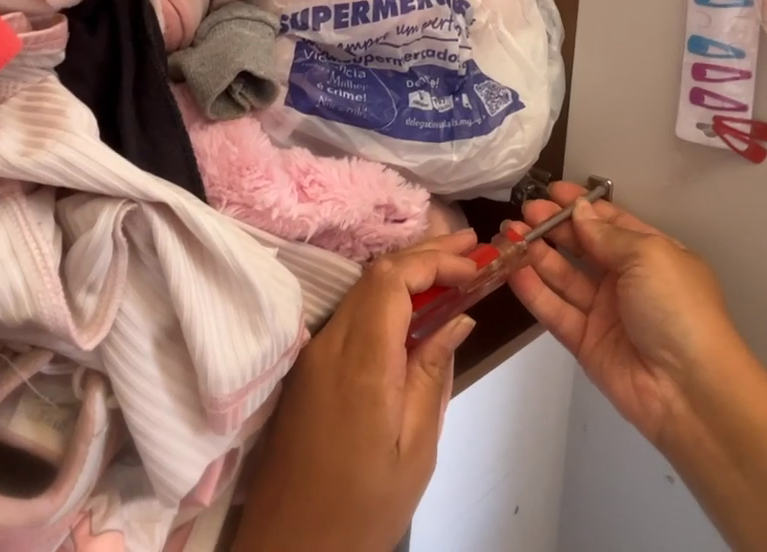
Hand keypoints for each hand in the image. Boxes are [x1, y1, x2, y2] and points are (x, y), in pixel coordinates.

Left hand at [233, 233, 481, 551]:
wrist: (291, 546)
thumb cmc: (362, 507)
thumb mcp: (416, 448)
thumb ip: (432, 374)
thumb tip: (456, 319)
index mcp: (361, 363)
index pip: (391, 280)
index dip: (434, 261)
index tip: (475, 266)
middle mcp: (330, 344)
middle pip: (376, 275)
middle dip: (426, 253)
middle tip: (473, 244)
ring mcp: (314, 353)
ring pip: (363, 289)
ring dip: (408, 271)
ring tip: (454, 263)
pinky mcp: (309, 366)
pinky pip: (353, 313)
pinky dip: (389, 295)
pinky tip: (416, 300)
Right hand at [507, 182, 744, 445]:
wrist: (690, 389)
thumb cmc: (677, 308)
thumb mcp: (649, 256)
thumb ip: (607, 234)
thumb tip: (580, 211)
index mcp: (652, 255)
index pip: (611, 222)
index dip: (582, 206)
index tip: (552, 191)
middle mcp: (628, 280)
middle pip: (584, 247)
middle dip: (554, 227)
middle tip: (525, 211)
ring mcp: (605, 312)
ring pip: (564, 276)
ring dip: (537, 254)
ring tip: (510, 234)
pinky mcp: (585, 341)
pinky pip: (555, 309)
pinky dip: (534, 290)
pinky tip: (514, 269)